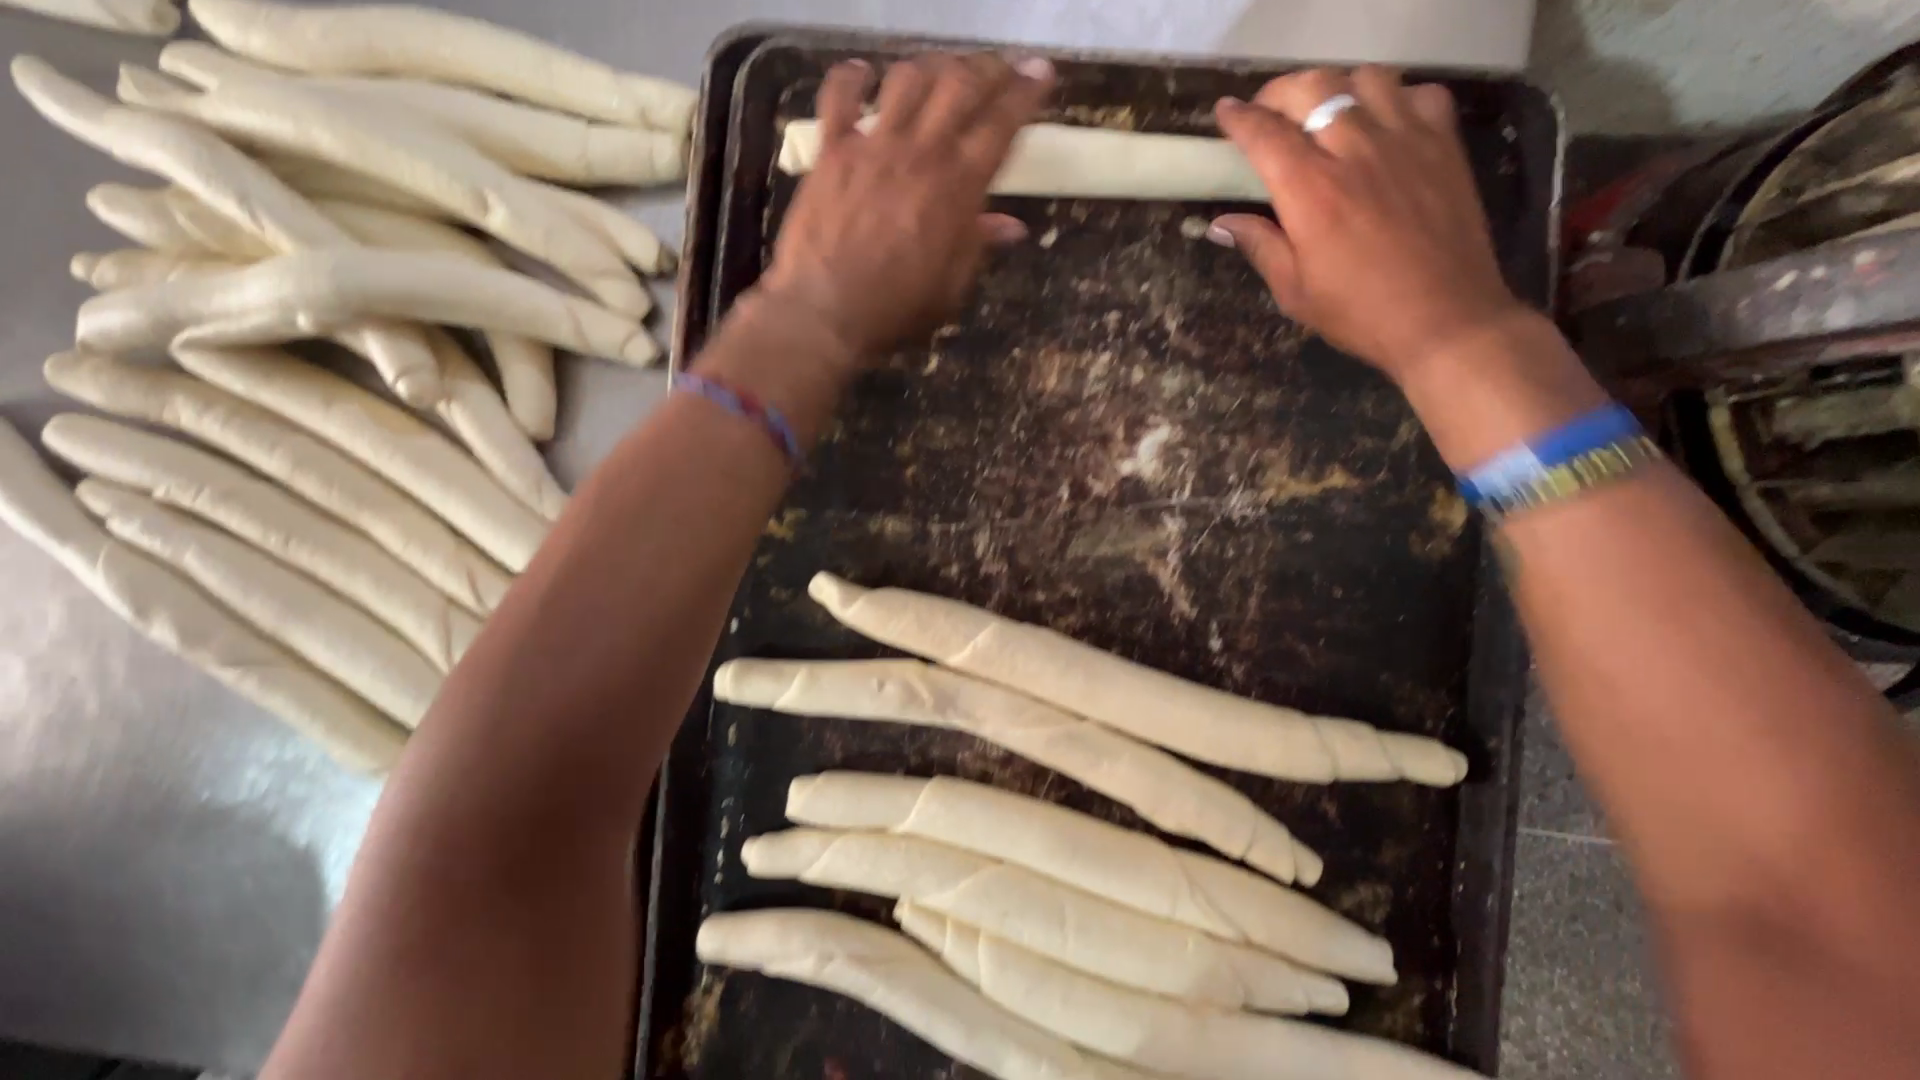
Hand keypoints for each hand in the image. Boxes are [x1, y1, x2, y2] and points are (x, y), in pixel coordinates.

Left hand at [755, 53, 1053, 362]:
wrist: (827, 311)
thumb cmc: (898, 308)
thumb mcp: (953, 285)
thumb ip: (980, 245)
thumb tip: (1012, 227)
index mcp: (960, 185)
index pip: (1002, 122)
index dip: (1026, 91)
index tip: (1040, 73)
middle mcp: (921, 151)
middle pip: (961, 84)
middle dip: (987, 67)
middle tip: (998, 69)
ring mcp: (874, 145)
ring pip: (908, 78)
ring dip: (930, 68)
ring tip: (940, 74)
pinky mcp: (832, 150)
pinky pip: (839, 95)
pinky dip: (851, 77)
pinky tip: (861, 74)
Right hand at [1210, 67, 1529, 383]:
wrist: (1445, 319)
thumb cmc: (1360, 313)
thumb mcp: (1295, 291)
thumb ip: (1260, 245)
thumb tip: (1222, 224)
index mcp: (1311, 192)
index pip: (1265, 134)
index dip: (1238, 117)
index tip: (1224, 112)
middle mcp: (1356, 151)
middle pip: (1313, 88)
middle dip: (1281, 92)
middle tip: (1270, 113)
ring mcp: (1405, 142)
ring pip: (1366, 79)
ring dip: (1337, 88)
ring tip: (1326, 112)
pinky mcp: (1443, 146)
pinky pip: (1418, 94)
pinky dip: (1394, 99)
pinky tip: (1383, 125)